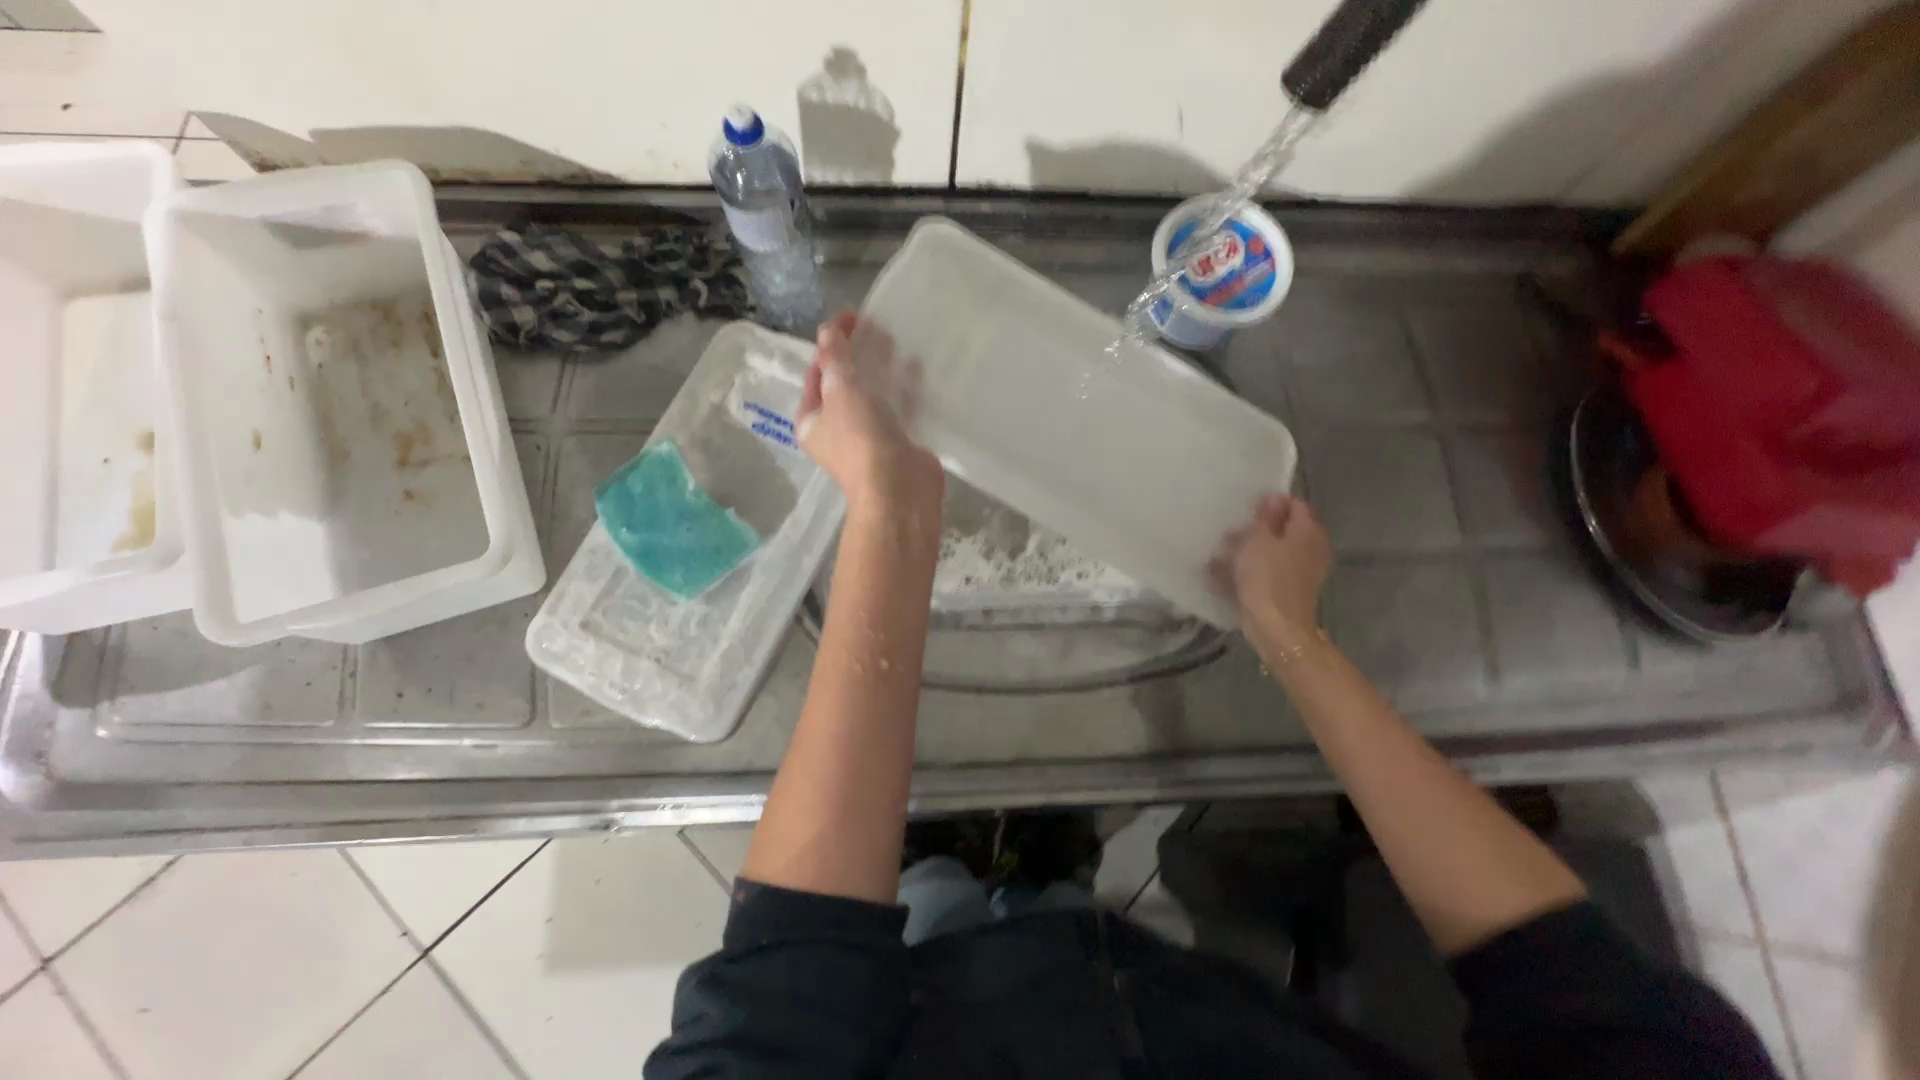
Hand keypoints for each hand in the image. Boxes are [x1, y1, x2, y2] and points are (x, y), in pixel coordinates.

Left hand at [797, 311, 942, 511]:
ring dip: (882, 367)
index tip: (852, 317)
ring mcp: (868, 438)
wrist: (898, 489)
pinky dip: (904, 387)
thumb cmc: (861, 437)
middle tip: (877, 325)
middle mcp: (836, 430)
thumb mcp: (841, 389)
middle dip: (858, 353)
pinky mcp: (897, 443)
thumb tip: (827, 329)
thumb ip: (835, 355)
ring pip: (873, 394)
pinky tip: (917, 367)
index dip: (830, 342)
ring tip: (896, 339)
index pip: (816, 372)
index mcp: (812, 420)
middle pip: (845, 382)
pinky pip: (898, 407)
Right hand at [1211, 494, 1333, 661]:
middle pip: (1286, 528)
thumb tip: (1274, 498)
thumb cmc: (1266, 579)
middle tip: (1233, 529)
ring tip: (1223, 552)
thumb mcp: (1258, 541)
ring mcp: (1303, 571)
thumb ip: (1266, 517)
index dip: (1272, 503)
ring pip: (1276, 550)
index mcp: (1309, 531)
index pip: (1295, 504)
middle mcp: (1313, 548)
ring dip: (1252, 550)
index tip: (1248, 508)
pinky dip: (1252, 570)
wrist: (1276, 628)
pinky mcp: (1290, 589)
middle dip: (1259, 528)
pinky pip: (1270, 571)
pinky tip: (1225, 573)